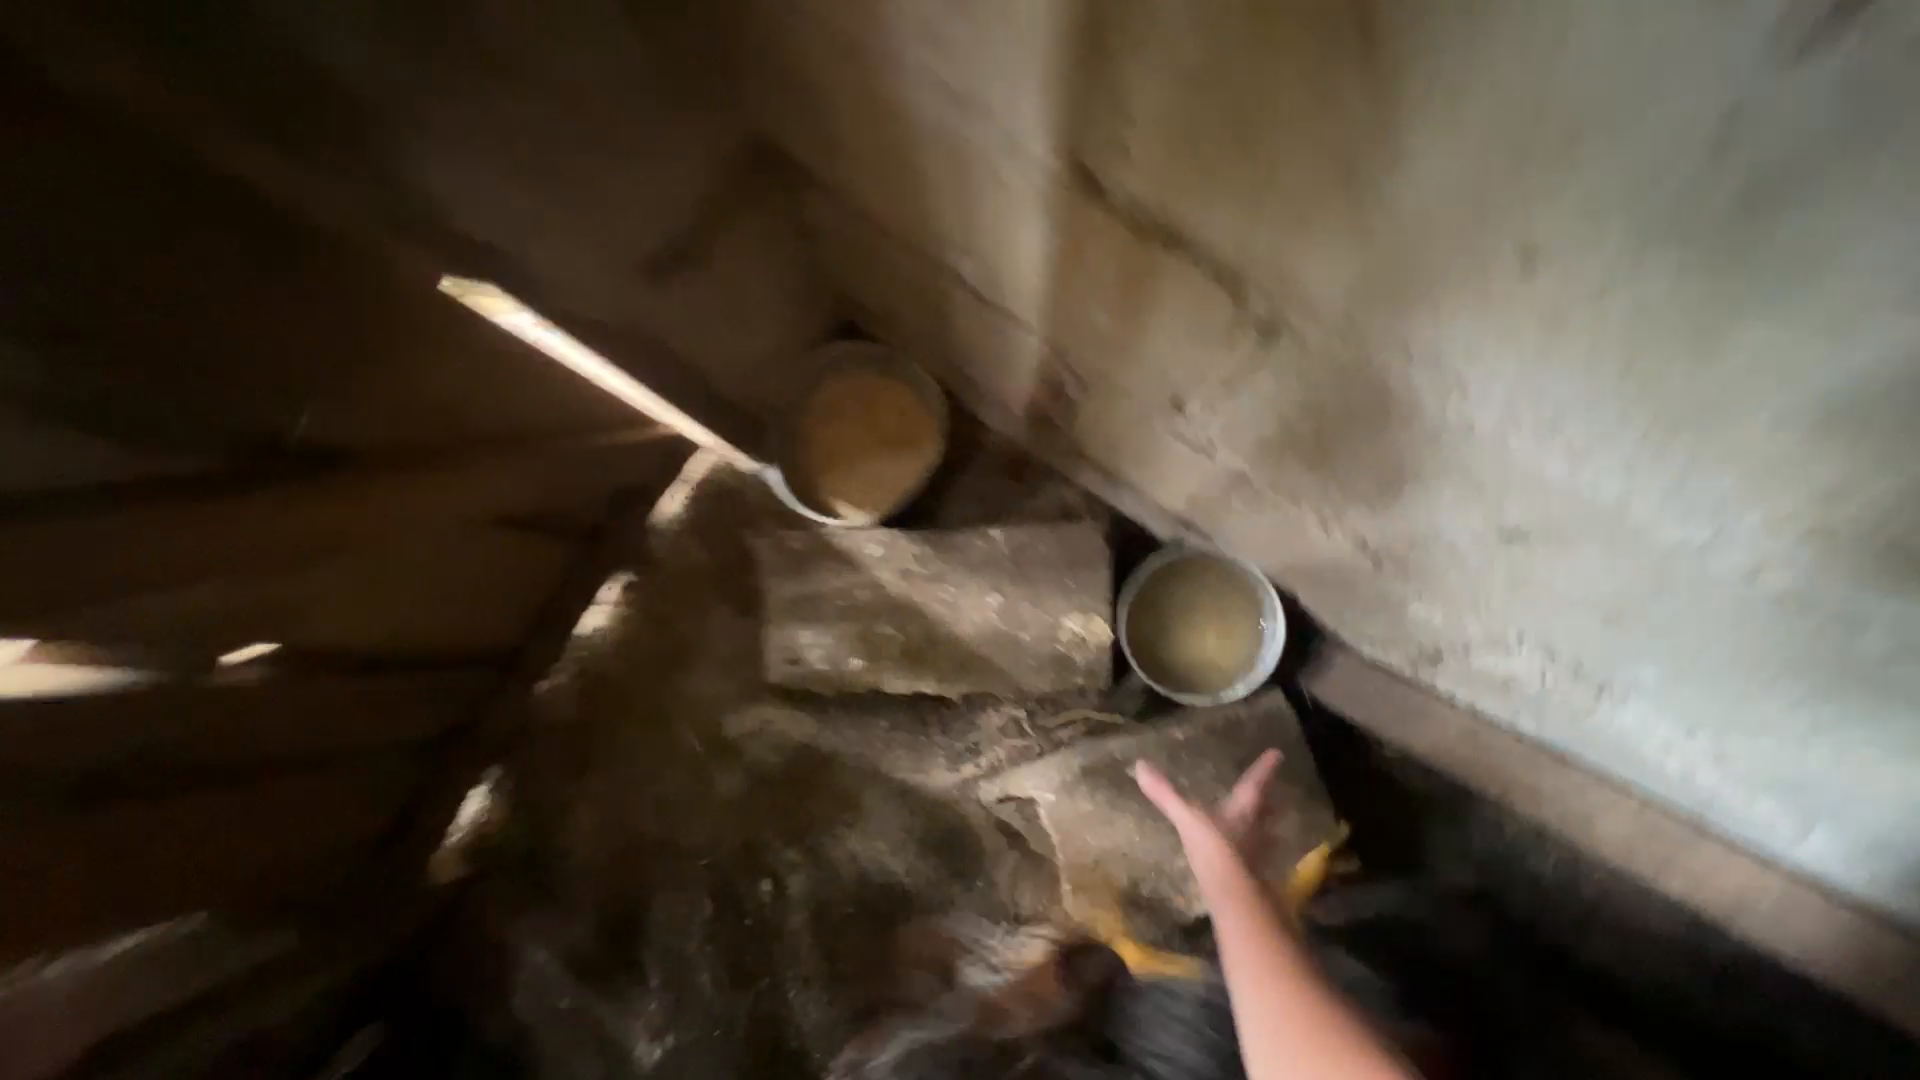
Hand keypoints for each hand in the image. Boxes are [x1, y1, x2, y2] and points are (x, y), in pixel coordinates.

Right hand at [1133, 749, 1281, 867]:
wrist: (1235, 898)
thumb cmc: (1216, 849)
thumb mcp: (1187, 818)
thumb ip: (1165, 794)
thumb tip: (1140, 764)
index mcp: (1245, 808)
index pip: (1256, 782)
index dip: (1266, 767)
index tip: (1277, 753)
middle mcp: (1257, 827)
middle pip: (1268, 809)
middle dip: (1271, 799)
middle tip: (1274, 792)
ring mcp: (1258, 853)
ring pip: (1267, 833)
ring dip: (1267, 825)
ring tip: (1265, 821)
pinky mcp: (1254, 876)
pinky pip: (1258, 856)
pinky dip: (1255, 850)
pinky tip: (1247, 855)